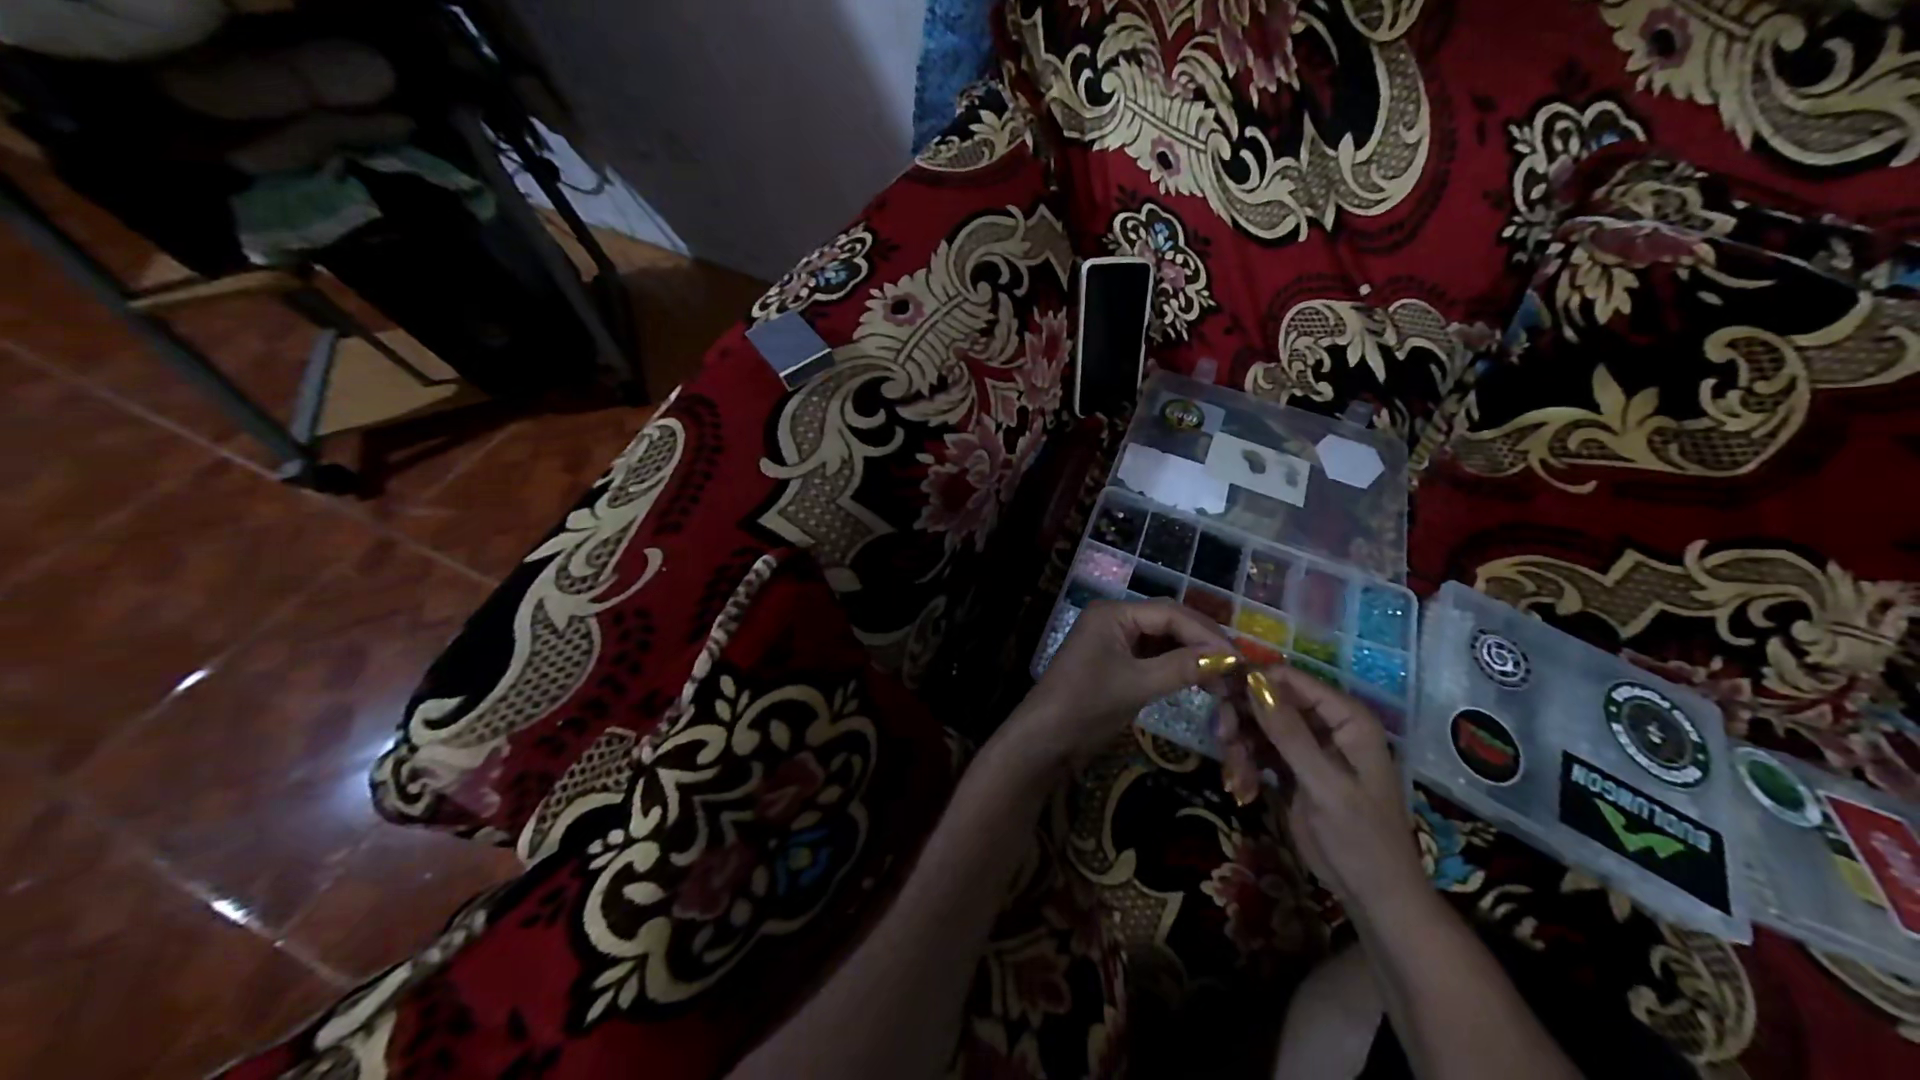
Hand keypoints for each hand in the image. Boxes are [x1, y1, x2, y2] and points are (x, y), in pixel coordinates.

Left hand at [1005, 598, 1236, 772]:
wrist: (1046, 740)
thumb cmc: (1086, 705)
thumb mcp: (1136, 685)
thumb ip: (1181, 668)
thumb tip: (1228, 659)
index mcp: (1113, 613)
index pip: (1170, 613)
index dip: (1206, 634)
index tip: (1238, 658)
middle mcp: (1115, 620)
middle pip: (1170, 623)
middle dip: (1203, 644)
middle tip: (1237, 668)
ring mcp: (1116, 642)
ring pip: (1165, 641)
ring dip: (1193, 657)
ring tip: (1224, 680)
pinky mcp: (1118, 665)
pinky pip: (1155, 658)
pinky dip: (1179, 668)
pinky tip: (1202, 683)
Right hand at [1219, 666, 1425, 911]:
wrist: (1371, 894)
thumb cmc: (1361, 838)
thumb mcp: (1325, 786)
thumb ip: (1290, 734)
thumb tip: (1255, 684)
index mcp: (1348, 720)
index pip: (1293, 681)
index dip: (1255, 683)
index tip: (1219, 694)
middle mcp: (1327, 725)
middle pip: (1269, 700)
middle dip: (1242, 718)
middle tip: (1224, 740)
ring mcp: (1308, 747)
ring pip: (1257, 725)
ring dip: (1240, 747)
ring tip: (1236, 778)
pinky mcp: (1291, 769)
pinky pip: (1257, 750)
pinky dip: (1245, 766)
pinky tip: (1243, 788)